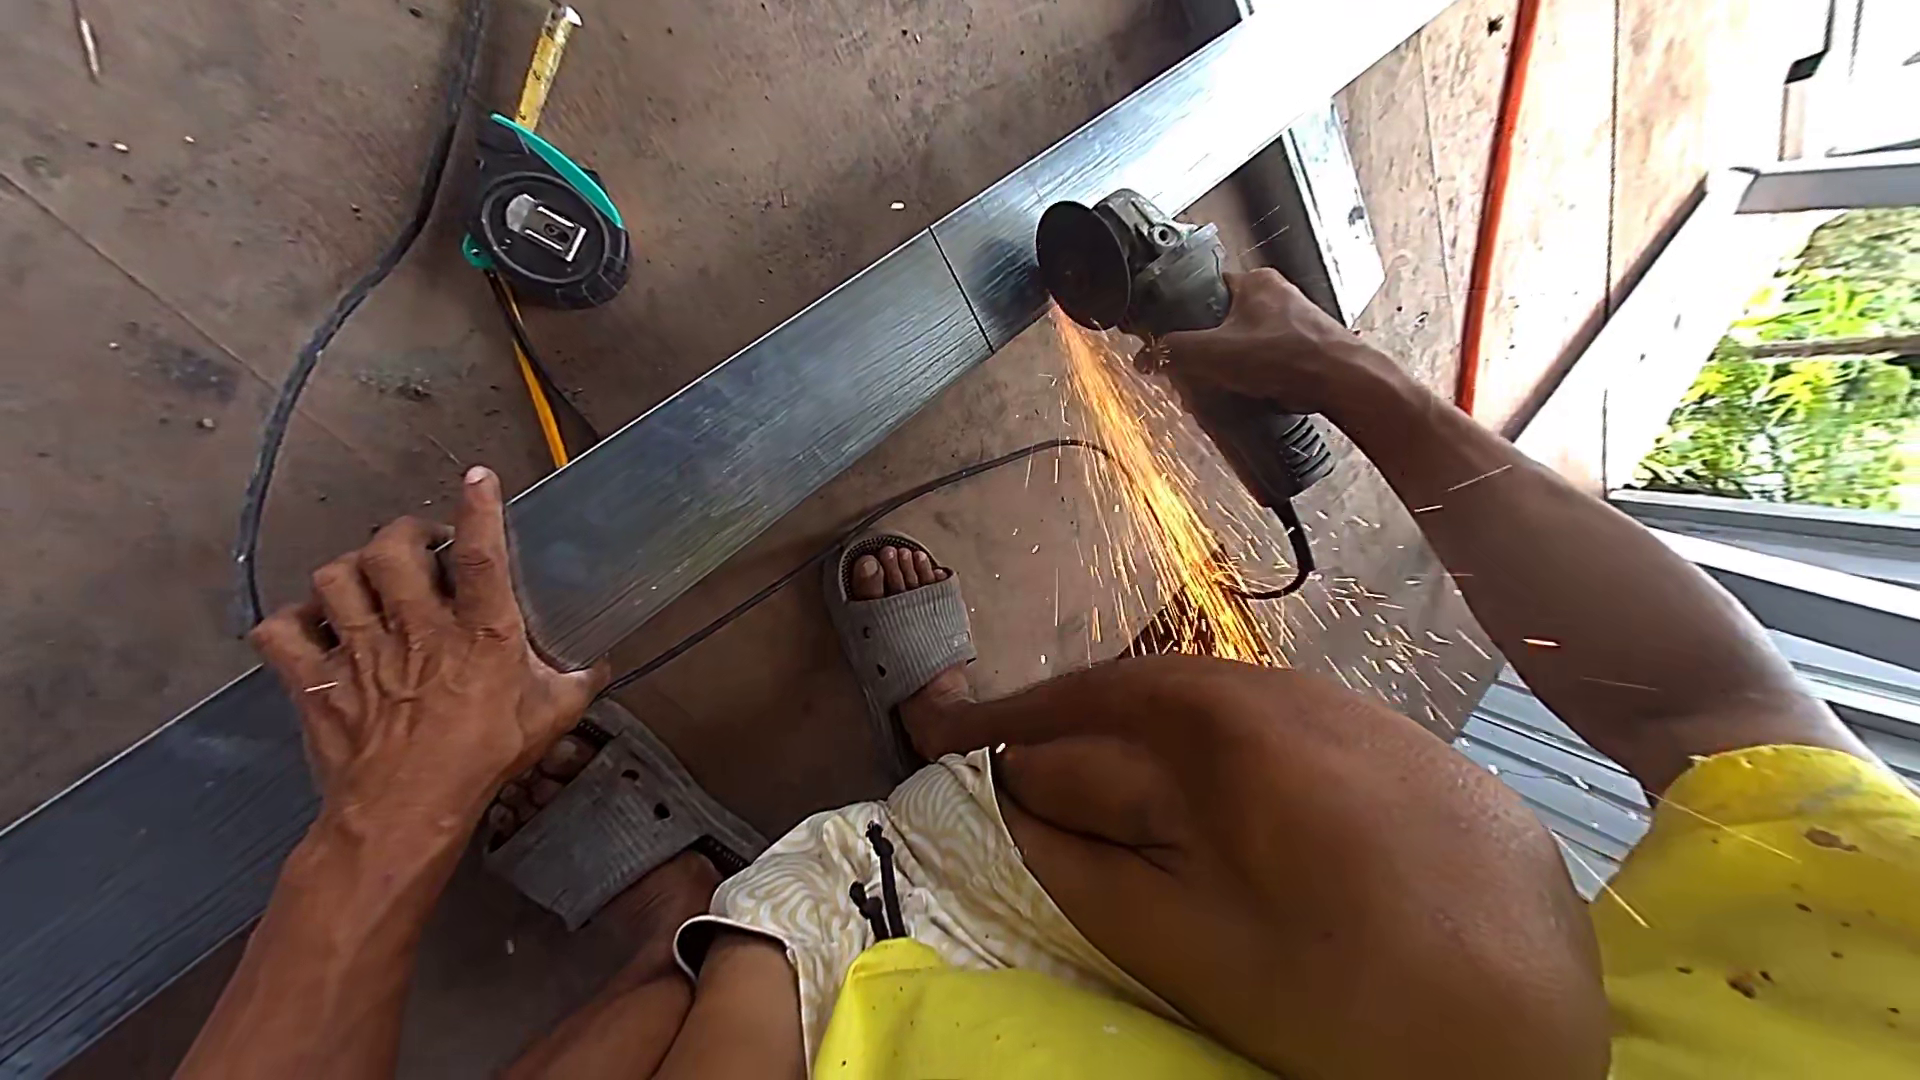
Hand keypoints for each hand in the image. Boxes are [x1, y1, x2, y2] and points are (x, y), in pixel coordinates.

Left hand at [250, 466, 606, 848]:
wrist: (407, 808)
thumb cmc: (488, 754)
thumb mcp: (555, 714)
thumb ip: (581, 681)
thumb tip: (602, 665)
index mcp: (483, 632)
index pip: (480, 555)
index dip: (479, 509)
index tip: (477, 476)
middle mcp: (419, 629)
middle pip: (391, 551)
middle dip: (404, 532)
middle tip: (422, 543)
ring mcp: (359, 652)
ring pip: (335, 580)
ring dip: (353, 568)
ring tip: (373, 576)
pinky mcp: (315, 681)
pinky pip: (280, 632)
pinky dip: (292, 619)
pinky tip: (317, 623)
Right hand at [1161, 268, 1394, 412]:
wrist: (1339, 381)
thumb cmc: (1284, 357)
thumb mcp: (1212, 353)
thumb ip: (1172, 352)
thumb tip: (1144, 357)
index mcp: (1254, 282)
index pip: (1204, 290)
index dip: (1184, 316)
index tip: (1172, 338)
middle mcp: (1274, 295)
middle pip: (1219, 320)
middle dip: (1203, 348)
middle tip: (1192, 370)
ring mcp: (1289, 320)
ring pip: (1239, 341)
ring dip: (1224, 365)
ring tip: (1215, 385)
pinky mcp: (1298, 346)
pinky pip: (1259, 358)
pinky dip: (1246, 374)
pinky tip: (1241, 392)